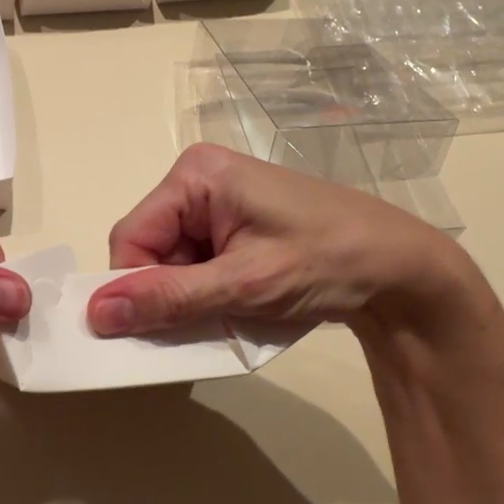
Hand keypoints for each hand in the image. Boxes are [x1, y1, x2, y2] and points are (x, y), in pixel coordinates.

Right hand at [86, 144, 498, 340]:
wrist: (406, 272)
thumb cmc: (329, 264)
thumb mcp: (244, 284)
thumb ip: (168, 298)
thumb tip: (96, 313)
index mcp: (195, 175)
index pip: (130, 237)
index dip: (133, 286)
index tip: (158, 328)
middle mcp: (198, 180)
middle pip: (149, 249)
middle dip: (168, 293)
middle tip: (204, 324)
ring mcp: (218, 202)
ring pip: (171, 262)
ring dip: (190, 298)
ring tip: (229, 315)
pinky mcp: (234, 223)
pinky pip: (196, 263)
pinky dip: (208, 293)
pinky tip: (237, 306)